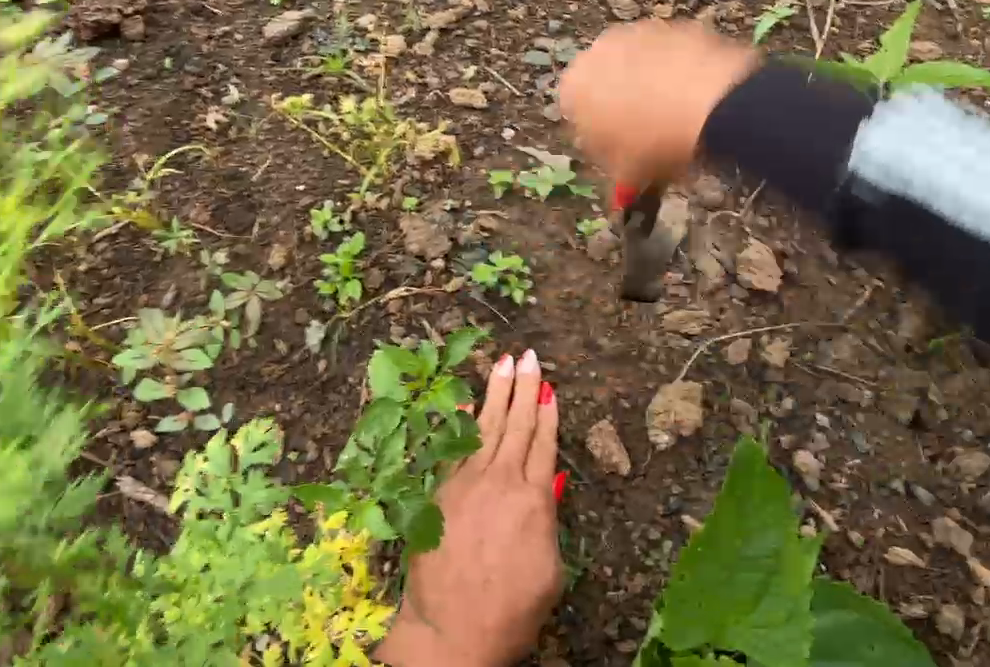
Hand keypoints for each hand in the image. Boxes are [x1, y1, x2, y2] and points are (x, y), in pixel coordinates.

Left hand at [374, 350, 562, 666]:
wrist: (452, 633)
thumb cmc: (511, 611)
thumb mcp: (549, 571)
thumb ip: (547, 521)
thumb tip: (546, 485)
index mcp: (534, 500)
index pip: (544, 443)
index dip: (548, 412)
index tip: (549, 386)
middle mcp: (502, 482)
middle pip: (517, 425)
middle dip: (525, 387)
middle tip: (529, 355)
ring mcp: (467, 484)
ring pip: (486, 427)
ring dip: (496, 392)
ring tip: (504, 361)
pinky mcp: (441, 494)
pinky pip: (454, 447)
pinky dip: (462, 421)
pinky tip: (466, 399)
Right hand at [558, 20, 759, 190]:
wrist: (711, 102)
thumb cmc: (656, 143)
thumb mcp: (628, 173)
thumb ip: (614, 172)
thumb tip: (619, 180)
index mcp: (573, 88)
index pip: (574, 113)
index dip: (597, 134)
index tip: (618, 151)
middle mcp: (597, 51)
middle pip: (604, 81)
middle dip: (620, 103)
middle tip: (648, 135)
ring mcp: (637, 32)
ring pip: (637, 63)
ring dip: (649, 84)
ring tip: (676, 116)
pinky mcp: (675, 25)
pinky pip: (670, 53)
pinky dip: (678, 69)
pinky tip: (696, 96)